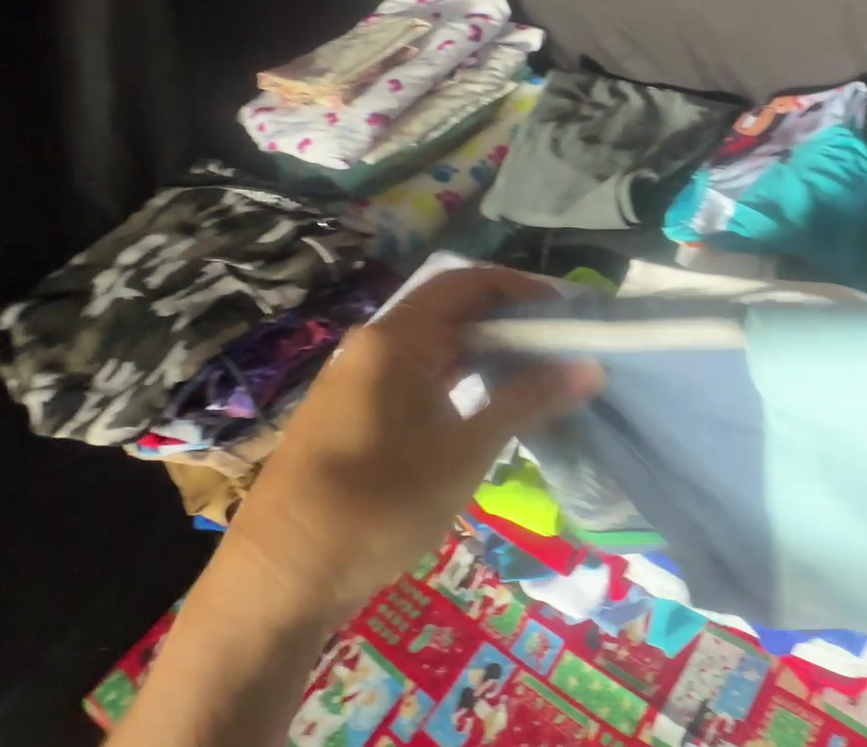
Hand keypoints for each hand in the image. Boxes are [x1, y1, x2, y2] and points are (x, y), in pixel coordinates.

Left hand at [225, 267, 603, 617]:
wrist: (276, 582)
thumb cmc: (376, 507)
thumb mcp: (464, 453)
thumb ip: (527, 401)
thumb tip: (590, 367)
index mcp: (395, 341)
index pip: (468, 284)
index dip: (521, 288)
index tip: (567, 311)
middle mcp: (373, 348)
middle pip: (452, 311)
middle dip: (510, 322)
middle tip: (562, 345)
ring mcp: (358, 381)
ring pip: (435, 346)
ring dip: (486, 352)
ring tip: (537, 372)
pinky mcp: (353, 414)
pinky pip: (418, 375)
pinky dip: (460, 378)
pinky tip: (486, 405)